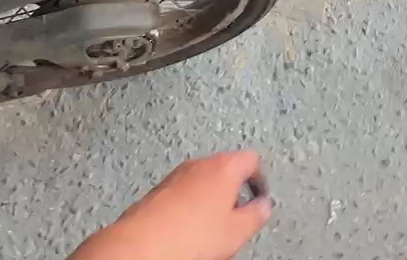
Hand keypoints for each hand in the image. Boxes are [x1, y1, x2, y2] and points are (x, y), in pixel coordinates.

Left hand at [68, 151, 273, 259]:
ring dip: (211, 198)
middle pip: (227, 167)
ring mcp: (177, 174)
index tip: (260, 197)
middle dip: (234, 190)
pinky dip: (190, 204)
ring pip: (203, 179)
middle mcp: (200, 163)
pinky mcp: (159, 189)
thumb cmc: (188, 238)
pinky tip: (187, 228)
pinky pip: (183, 191)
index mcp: (224, 166)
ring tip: (210, 227)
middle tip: (236, 216)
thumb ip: (257, 214)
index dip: (260, 179)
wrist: (141, 247)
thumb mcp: (236, 232)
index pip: (253, 159)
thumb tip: (264, 206)